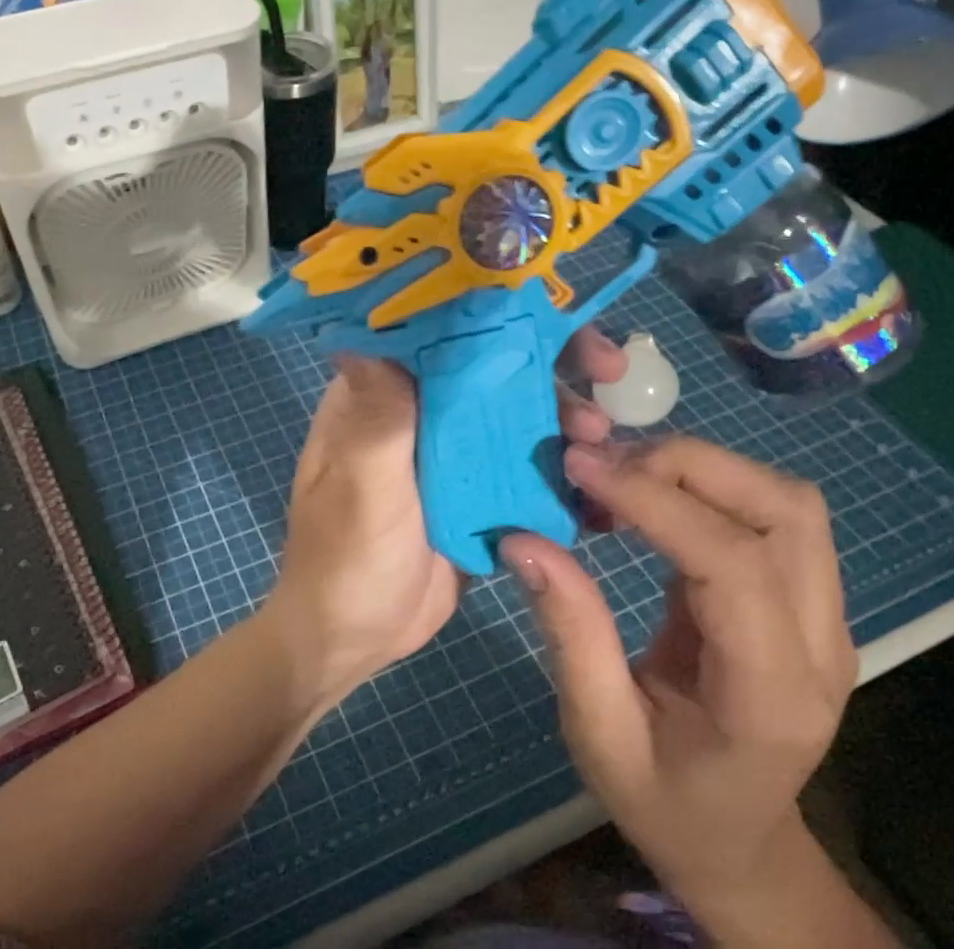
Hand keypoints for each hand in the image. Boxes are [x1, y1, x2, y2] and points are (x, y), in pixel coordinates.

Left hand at [267, 330, 627, 702]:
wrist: (353, 639)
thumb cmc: (345, 557)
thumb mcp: (361, 484)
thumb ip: (380, 412)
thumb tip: (371, 326)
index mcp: (377, 394)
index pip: (438, 330)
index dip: (498, 314)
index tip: (557, 320)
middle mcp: (414, 413)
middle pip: (490, 367)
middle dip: (550, 366)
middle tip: (609, 375)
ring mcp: (448, 454)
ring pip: (515, 415)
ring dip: (563, 419)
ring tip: (600, 440)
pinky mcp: (475, 494)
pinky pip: (524, 465)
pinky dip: (561, 466)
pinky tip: (596, 479)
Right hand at [499, 437, 856, 906]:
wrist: (737, 842)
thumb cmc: (663, 801)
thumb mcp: (598, 731)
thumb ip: (571, 633)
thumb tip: (522, 541)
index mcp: (771, 694)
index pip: (735, 564)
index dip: (657, 502)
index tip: (579, 470)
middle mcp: (821, 645)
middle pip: (785, 511)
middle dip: (687, 466)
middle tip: (598, 466)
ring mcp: (827, 620)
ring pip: (787, 504)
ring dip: (702, 470)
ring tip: (619, 478)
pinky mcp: (808, 602)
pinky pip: (769, 520)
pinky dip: (706, 490)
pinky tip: (645, 501)